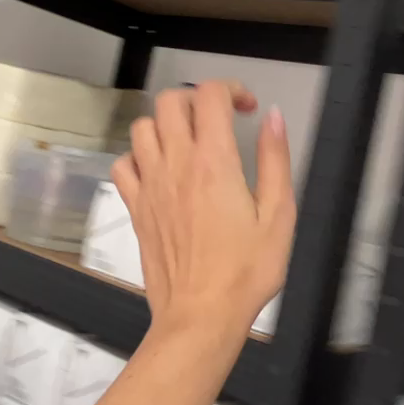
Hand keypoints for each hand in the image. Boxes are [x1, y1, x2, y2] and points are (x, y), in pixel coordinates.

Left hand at [111, 80, 294, 337]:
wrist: (201, 316)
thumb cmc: (244, 273)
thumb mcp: (279, 215)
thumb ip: (275, 159)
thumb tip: (273, 118)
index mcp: (214, 163)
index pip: (210, 96)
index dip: (231, 89)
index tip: (247, 107)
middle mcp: (176, 166)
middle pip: (171, 101)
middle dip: (197, 99)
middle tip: (219, 118)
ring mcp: (151, 186)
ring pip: (143, 127)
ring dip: (167, 123)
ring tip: (190, 140)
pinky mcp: (136, 208)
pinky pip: (123, 164)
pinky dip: (139, 156)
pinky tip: (160, 170)